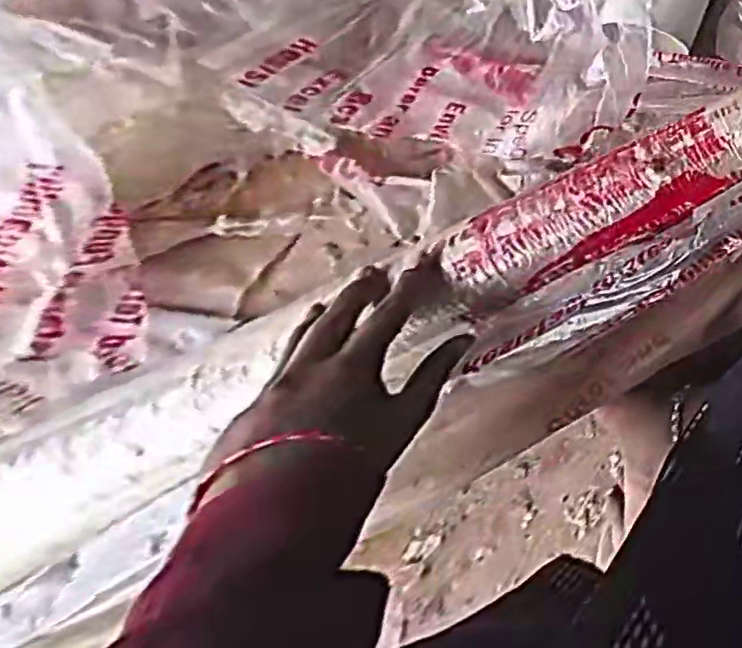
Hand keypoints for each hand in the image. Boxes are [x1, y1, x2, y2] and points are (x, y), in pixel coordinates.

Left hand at [201, 254, 472, 499]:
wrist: (271, 516)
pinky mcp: (245, 415)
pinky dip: (295, 357)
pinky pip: (276, 373)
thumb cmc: (353, 462)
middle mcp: (308, 368)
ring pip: (297, 342)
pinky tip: (298, 363)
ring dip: (319, 318)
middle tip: (372, 271)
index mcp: (352, 365)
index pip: (388, 312)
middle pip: (336, 317)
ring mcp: (271, 390)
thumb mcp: (404, 418)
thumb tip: (463, 339)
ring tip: (328, 303)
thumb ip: (432, 374)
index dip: (409, 284)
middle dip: (358, 292)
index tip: (420, 258)